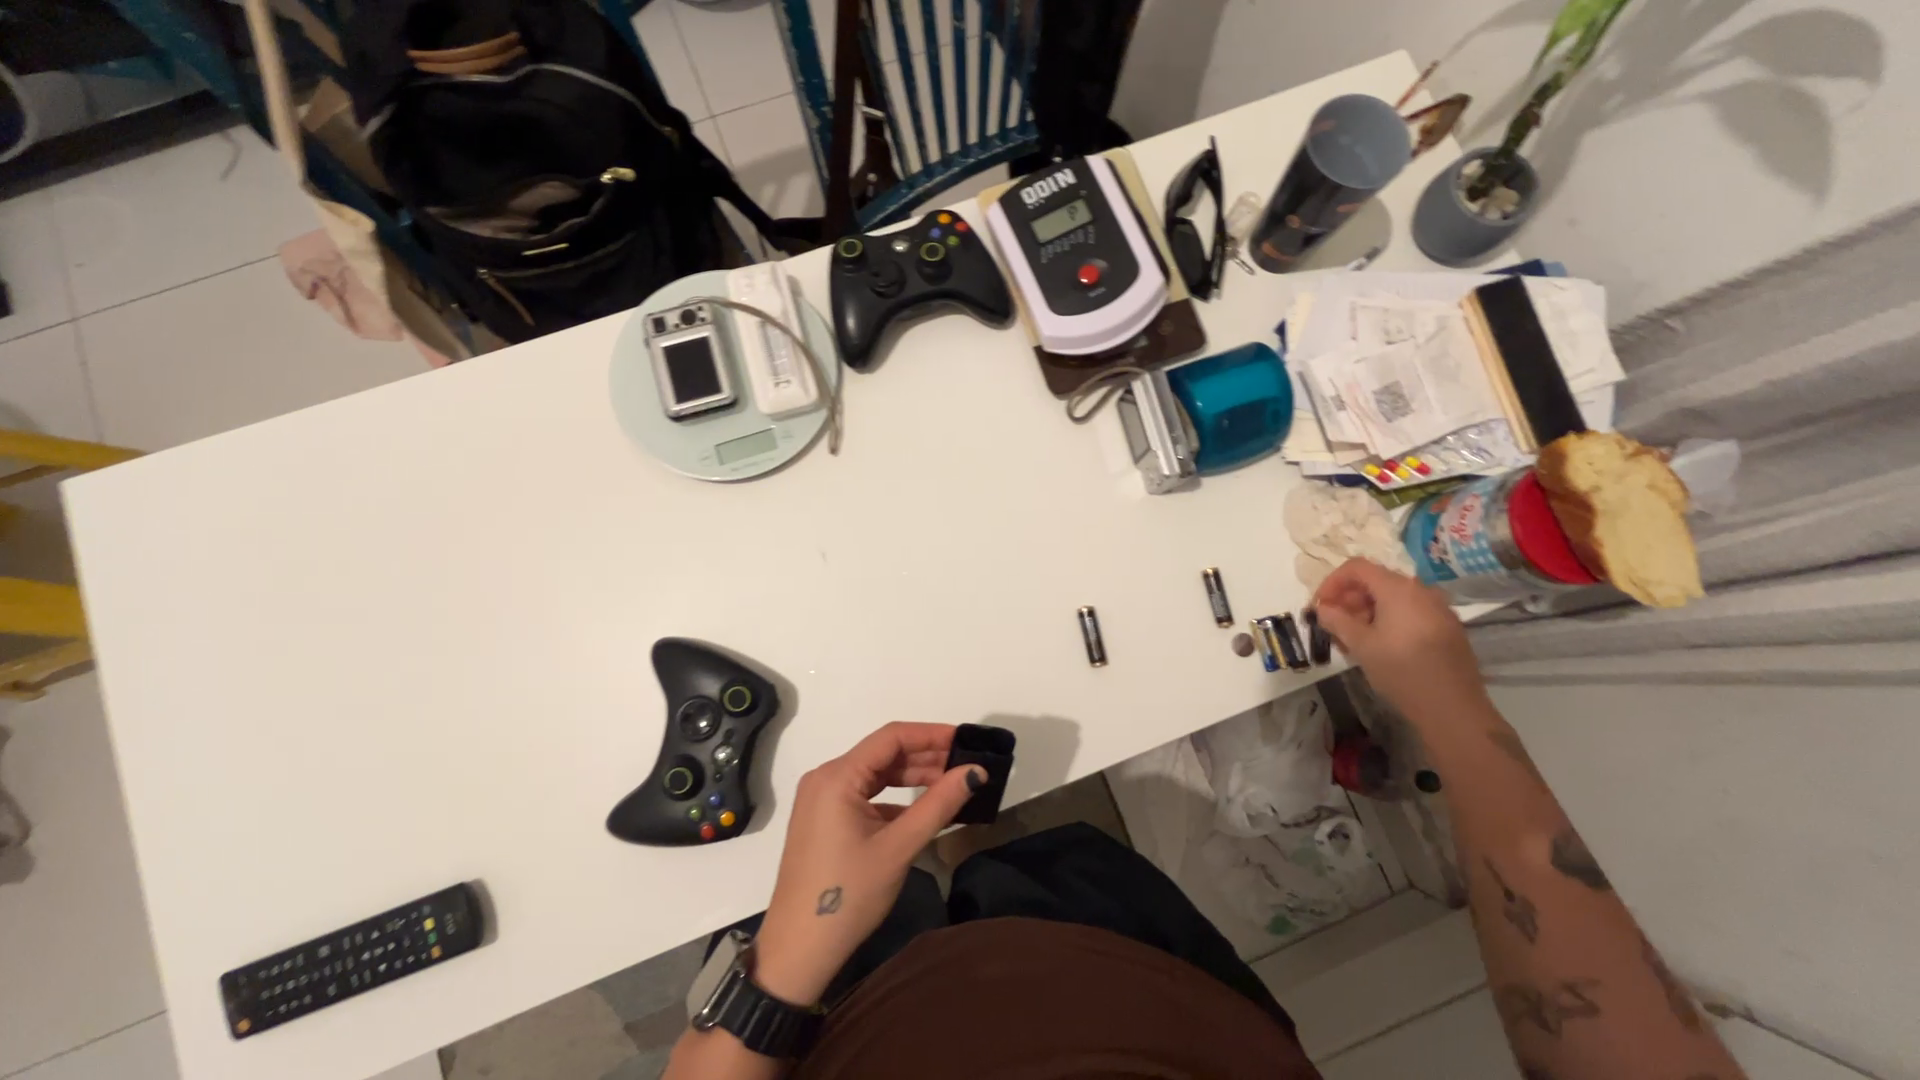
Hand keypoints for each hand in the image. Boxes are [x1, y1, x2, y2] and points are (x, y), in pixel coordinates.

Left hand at [751, 722, 981, 1006]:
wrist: (799, 950)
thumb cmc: (849, 894)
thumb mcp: (899, 847)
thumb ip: (939, 804)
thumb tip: (975, 772)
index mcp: (837, 776)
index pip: (891, 738)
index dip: (931, 734)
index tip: (967, 740)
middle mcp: (825, 779)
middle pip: (882, 754)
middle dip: (925, 757)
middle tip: (966, 766)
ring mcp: (822, 800)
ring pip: (875, 776)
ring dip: (912, 778)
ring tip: (952, 785)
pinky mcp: (824, 821)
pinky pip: (865, 796)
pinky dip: (894, 799)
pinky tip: (923, 812)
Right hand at [1312, 558, 1488, 724]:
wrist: (1453, 707)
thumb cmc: (1401, 671)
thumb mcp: (1361, 646)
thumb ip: (1337, 621)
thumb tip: (1322, 609)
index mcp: (1398, 589)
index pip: (1357, 568)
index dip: (1332, 582)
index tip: (1319, 606)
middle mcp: (1421, 590)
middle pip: (1376, 581)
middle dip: (1349, 599)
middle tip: (1333, 625)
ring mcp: (1438, 608)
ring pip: (1393, 599)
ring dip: (1367, 612)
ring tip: (1352, 639)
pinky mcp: (1447, 627)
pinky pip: (1410, 612)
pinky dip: (1388, 620)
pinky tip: (1380, 646)